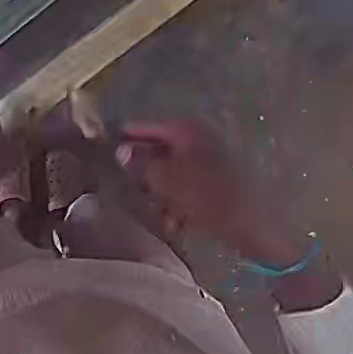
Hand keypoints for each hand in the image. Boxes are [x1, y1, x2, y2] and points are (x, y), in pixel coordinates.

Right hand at [115, 120, 294, 261]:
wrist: (253, 226)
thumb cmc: (210, 197)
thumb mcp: (168, 181)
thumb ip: (141, 164)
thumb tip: (120, 151)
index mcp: (184, 130)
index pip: (140, 127)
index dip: (120, 139)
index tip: (99, 153)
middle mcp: (195, 139)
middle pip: (153, 152)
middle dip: (143, 176)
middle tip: (132, 192)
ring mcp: (205, 160)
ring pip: (167, 174)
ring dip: (159, 196)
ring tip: (160, 215)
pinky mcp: (213, 183)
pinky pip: (183, 189)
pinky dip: (176, 204)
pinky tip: (176, 223)